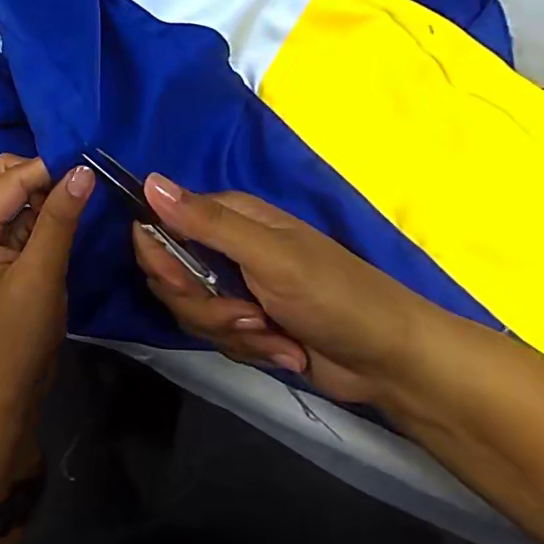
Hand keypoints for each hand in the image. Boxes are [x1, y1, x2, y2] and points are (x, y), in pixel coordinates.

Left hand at [0, 155, 94, 431]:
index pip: (10, 178)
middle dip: (46, 176)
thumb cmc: (17, 340)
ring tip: (86, 193)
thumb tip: (83, 169)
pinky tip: (72, 212)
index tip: (92, 158)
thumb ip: (60, 220)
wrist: (5, 395)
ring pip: (18, 194)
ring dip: (48, 193)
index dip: (49, 166)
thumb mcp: (42, 276)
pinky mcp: (0, 250)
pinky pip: (23, 216)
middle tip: (88, 182)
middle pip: (8, 177)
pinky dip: (46, 212)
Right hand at [132, 174, 437, 405]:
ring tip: (276, 336)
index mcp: (227, 217)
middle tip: (247, 315)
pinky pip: (215, 336)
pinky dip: (249, 349)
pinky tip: (286, 351)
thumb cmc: (336, 296)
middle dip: (202, 306)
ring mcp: (233, 287)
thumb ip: (207, 222)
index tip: (180, 281)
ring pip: (190, 311)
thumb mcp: (269, 255)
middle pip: (169, 275)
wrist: (394, 362)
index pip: (160, 225)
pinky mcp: (244, 324)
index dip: (159, 255)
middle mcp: (223, 247)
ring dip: (231, 332)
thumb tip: (149, 181)